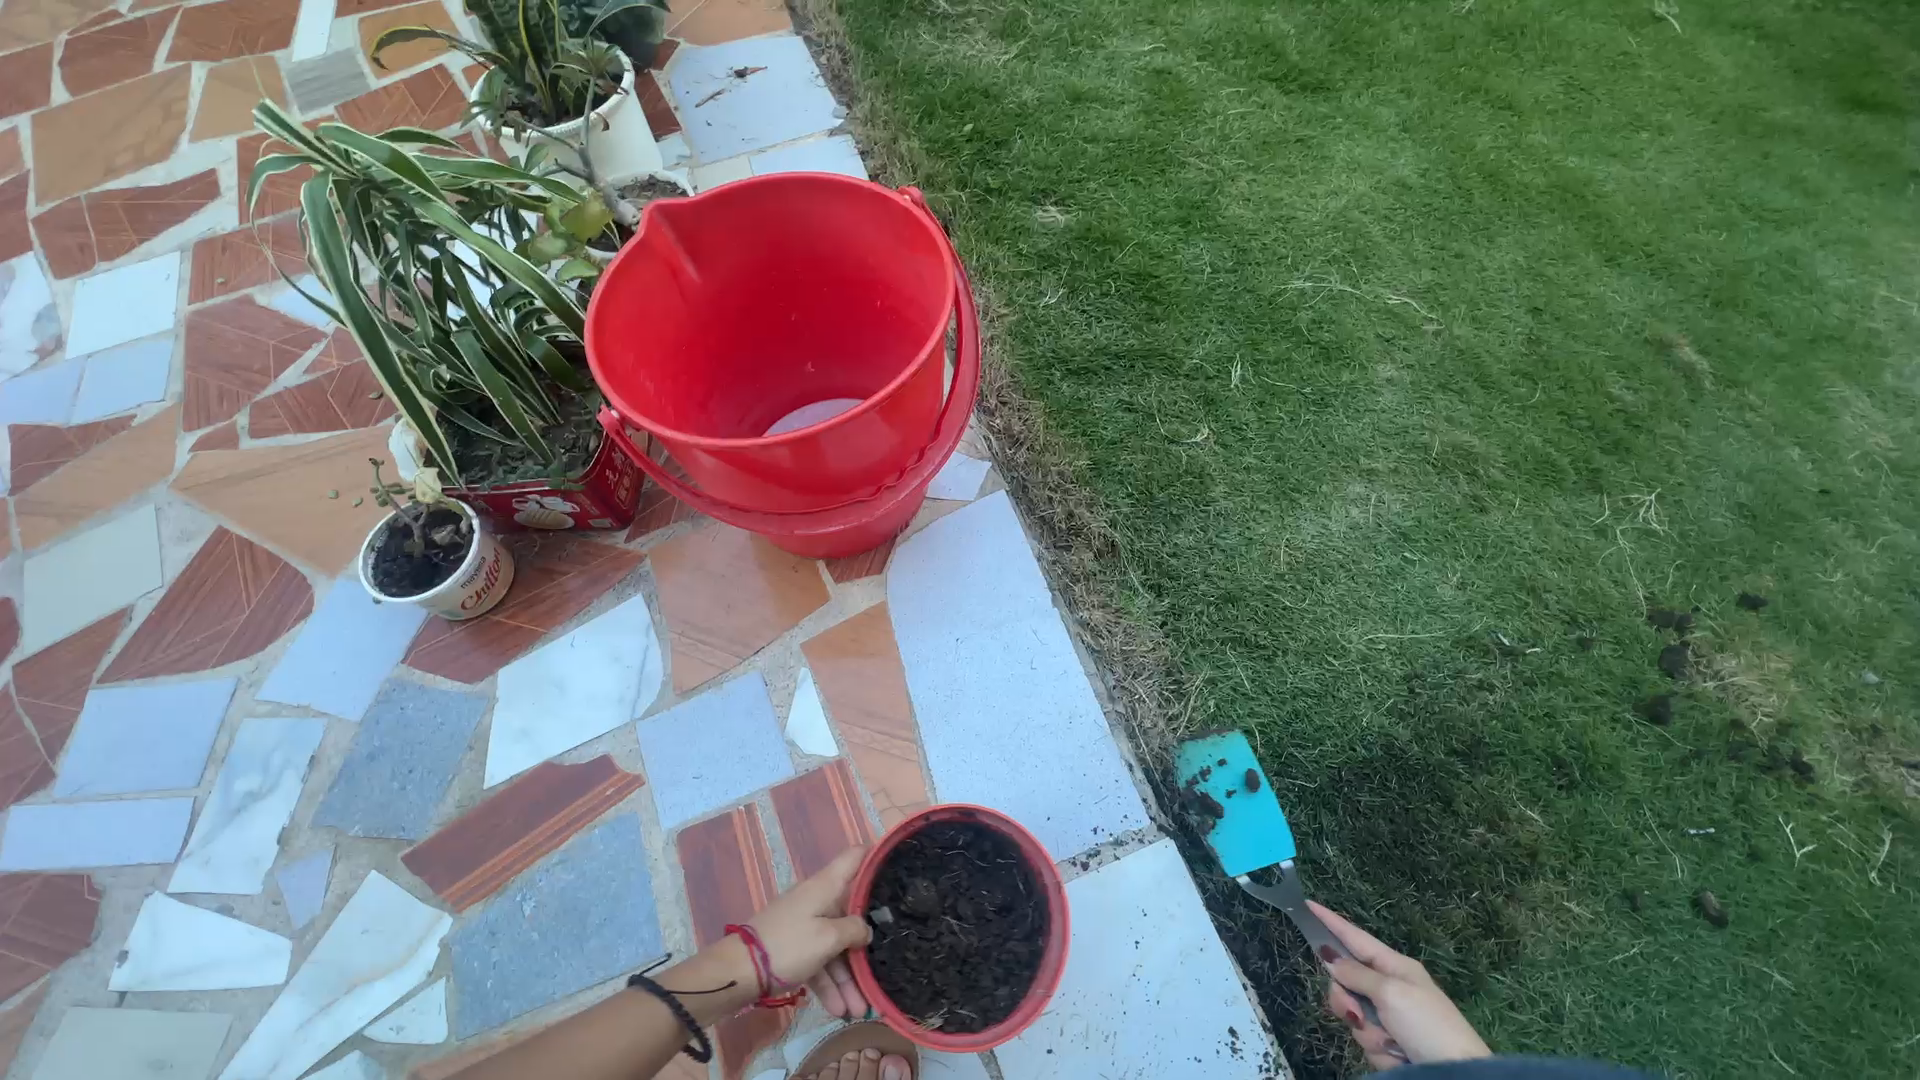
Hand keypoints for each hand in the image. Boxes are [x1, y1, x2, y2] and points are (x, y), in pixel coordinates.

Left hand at [747, 846, 873, 1017]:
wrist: (739, 972)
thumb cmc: (789, 944)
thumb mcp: (828, 938)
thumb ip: (854, 930)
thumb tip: (866, 929)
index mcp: (827, 885)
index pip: (856, 856)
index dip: (877, 856)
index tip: (899, 869)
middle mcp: (819, 899)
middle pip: (852, 912)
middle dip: (868, 942)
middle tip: (886, 966)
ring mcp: (806, 924)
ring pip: (836, 944)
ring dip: (848, 976)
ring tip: (860, 1009)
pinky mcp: (795, 947)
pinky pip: (820, 961)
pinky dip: (829, 983)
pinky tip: (839, 1009)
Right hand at [1311, 901, 1491, 1069]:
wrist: (1457, 1077)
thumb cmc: (1428, 1025)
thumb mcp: (1391, 993)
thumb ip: (1356, 974)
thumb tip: (1329, 957)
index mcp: (1394, 966)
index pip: (1354, 937)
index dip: (1330, 921)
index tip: (1306, 904)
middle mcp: (1388, 987)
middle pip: (1344, 979)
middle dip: (1344, 998)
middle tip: (1355, 1013)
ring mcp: (1388, 1016)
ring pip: (1349, 1009)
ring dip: (1364, 1028)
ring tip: (1387, 1041)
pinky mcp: (1388, 1041)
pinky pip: (1363, 1036)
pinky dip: (1376, 1047)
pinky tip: (1395, 1054)